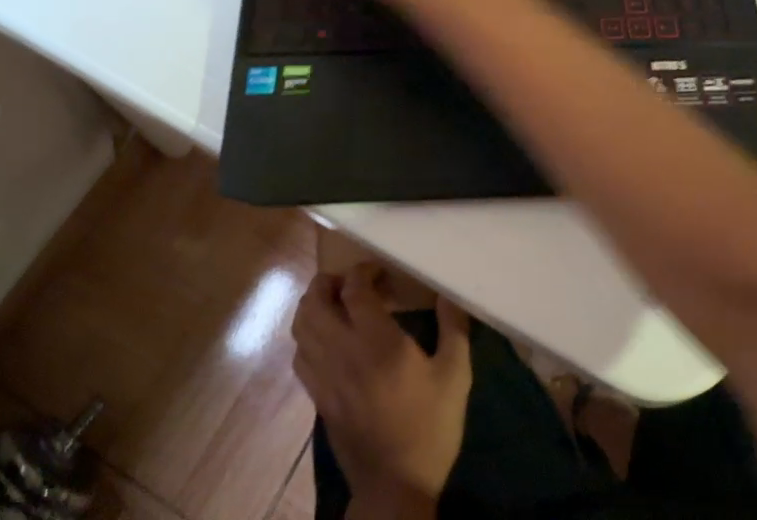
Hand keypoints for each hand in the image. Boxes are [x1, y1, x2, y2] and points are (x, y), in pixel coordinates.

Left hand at [292, 265, 472, 510]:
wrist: (396, 485)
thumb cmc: (430, 427)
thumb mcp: (455, 375)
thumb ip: (453, 327)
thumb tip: (449, 291)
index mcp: (377, 342)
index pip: (353, 289)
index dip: (361, 271)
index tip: (378, 271)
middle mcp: (343, 352)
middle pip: (313, 303)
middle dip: (326, 283)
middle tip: (348, 282)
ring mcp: (325, 377)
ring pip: (301, 328)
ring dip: (312, 307)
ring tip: (335, 305)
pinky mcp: (318, 398)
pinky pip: (300, 357)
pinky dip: (307, 338)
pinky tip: (327, 341)